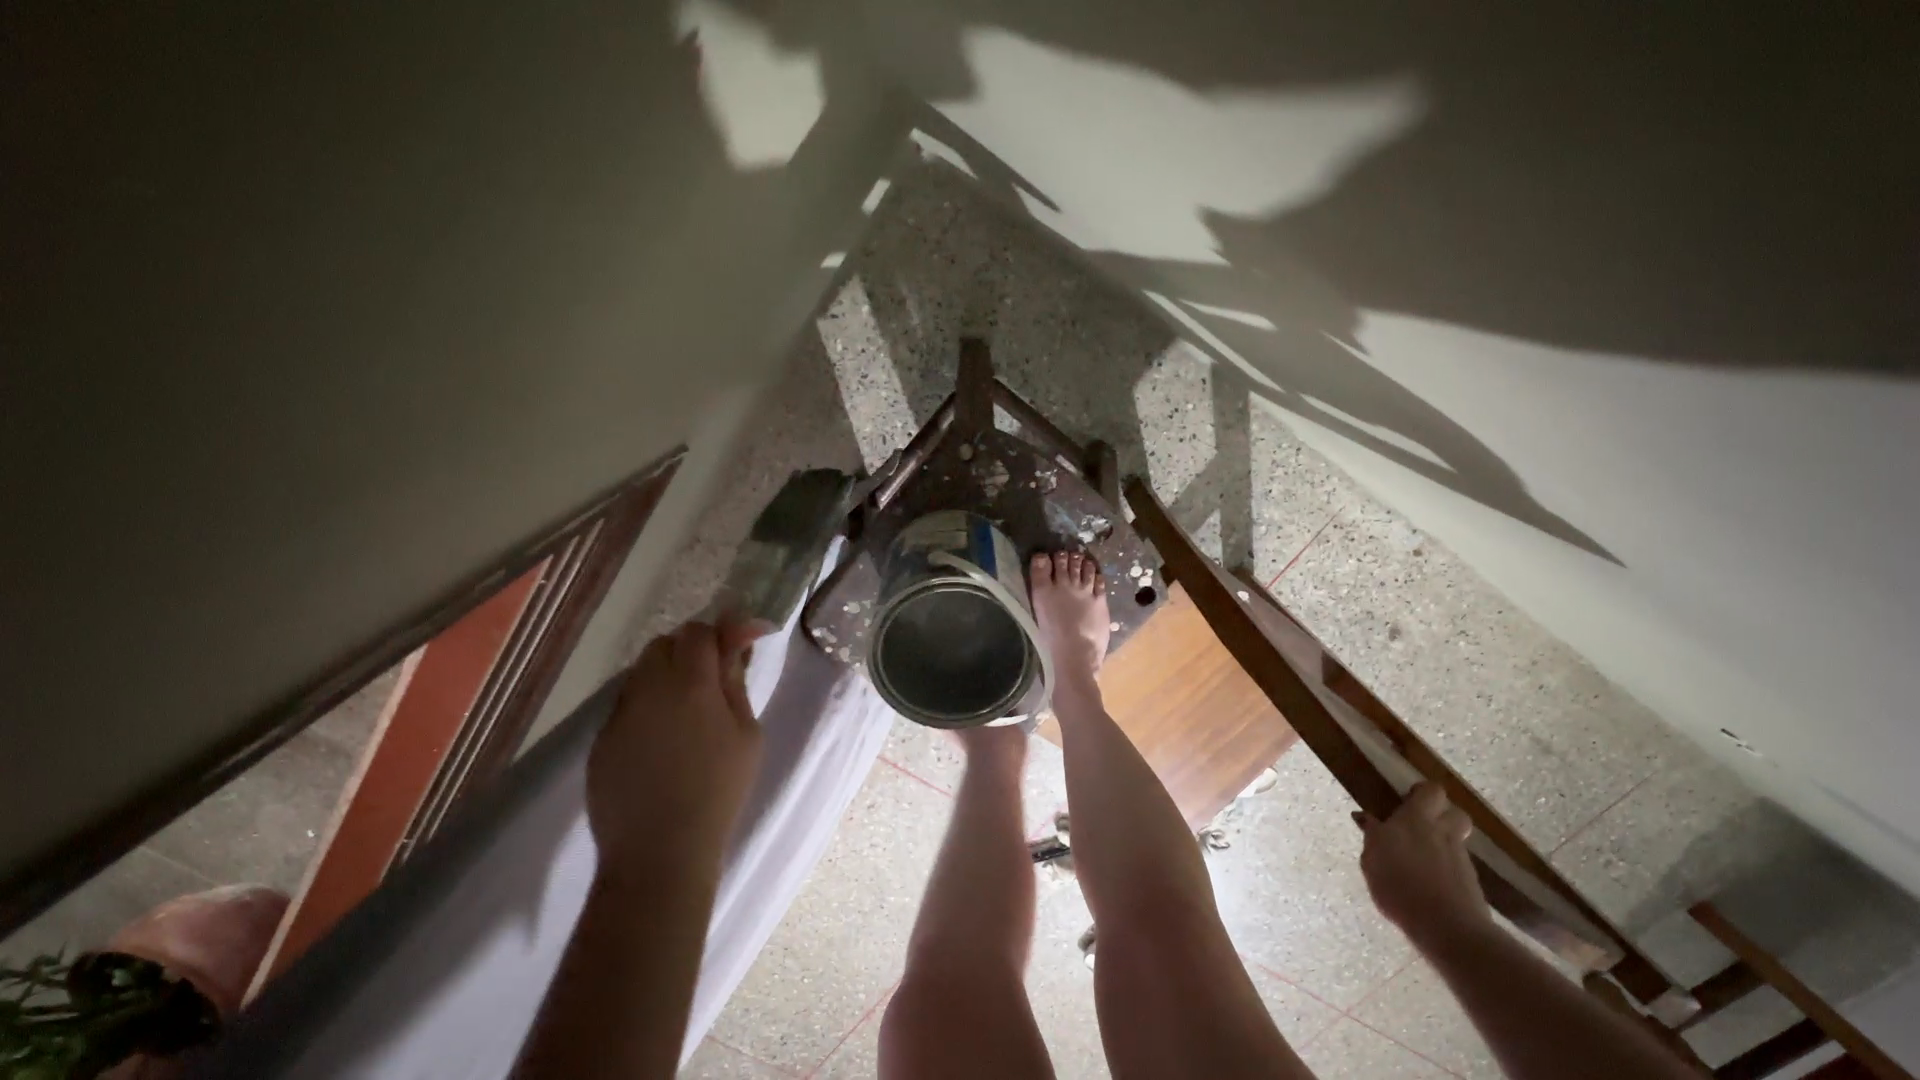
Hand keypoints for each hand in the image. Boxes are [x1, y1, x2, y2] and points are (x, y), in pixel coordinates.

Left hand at [586, 620, 767, 878]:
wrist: (660, 852)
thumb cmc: (719, 792)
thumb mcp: (747, 735)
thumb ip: (735, 682)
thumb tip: (735, 641)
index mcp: (692, 684)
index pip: (700, 631)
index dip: (720, 634)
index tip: (741, 647)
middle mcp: (649, 688)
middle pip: (664, 644)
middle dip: (688, 652)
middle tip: (712, 683)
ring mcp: (620, 714)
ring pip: (640, 673)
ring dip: (664, 678)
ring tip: (686, 715)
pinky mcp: (601, 740)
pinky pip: (625, 707)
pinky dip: (646, 709)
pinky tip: (660, 745)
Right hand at [1356, 783, 1492, 951]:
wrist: (1447, 926)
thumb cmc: (1400, 888)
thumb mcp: (1372, 862)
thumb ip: (1372, 837)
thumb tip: (1366, 818)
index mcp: (1415, 820)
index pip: (1430, 791)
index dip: (1421, 793)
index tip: (1406, 801)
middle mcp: (1441, 832)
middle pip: (1454, 811)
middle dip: (1441, 814)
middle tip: (1421, 827)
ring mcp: (1460, 857)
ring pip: (1456, 838)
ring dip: (1443, 842)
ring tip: (1423, 860)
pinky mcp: (1471, 881)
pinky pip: (1458, 864)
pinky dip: (1447, 868)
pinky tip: (1431, 883)